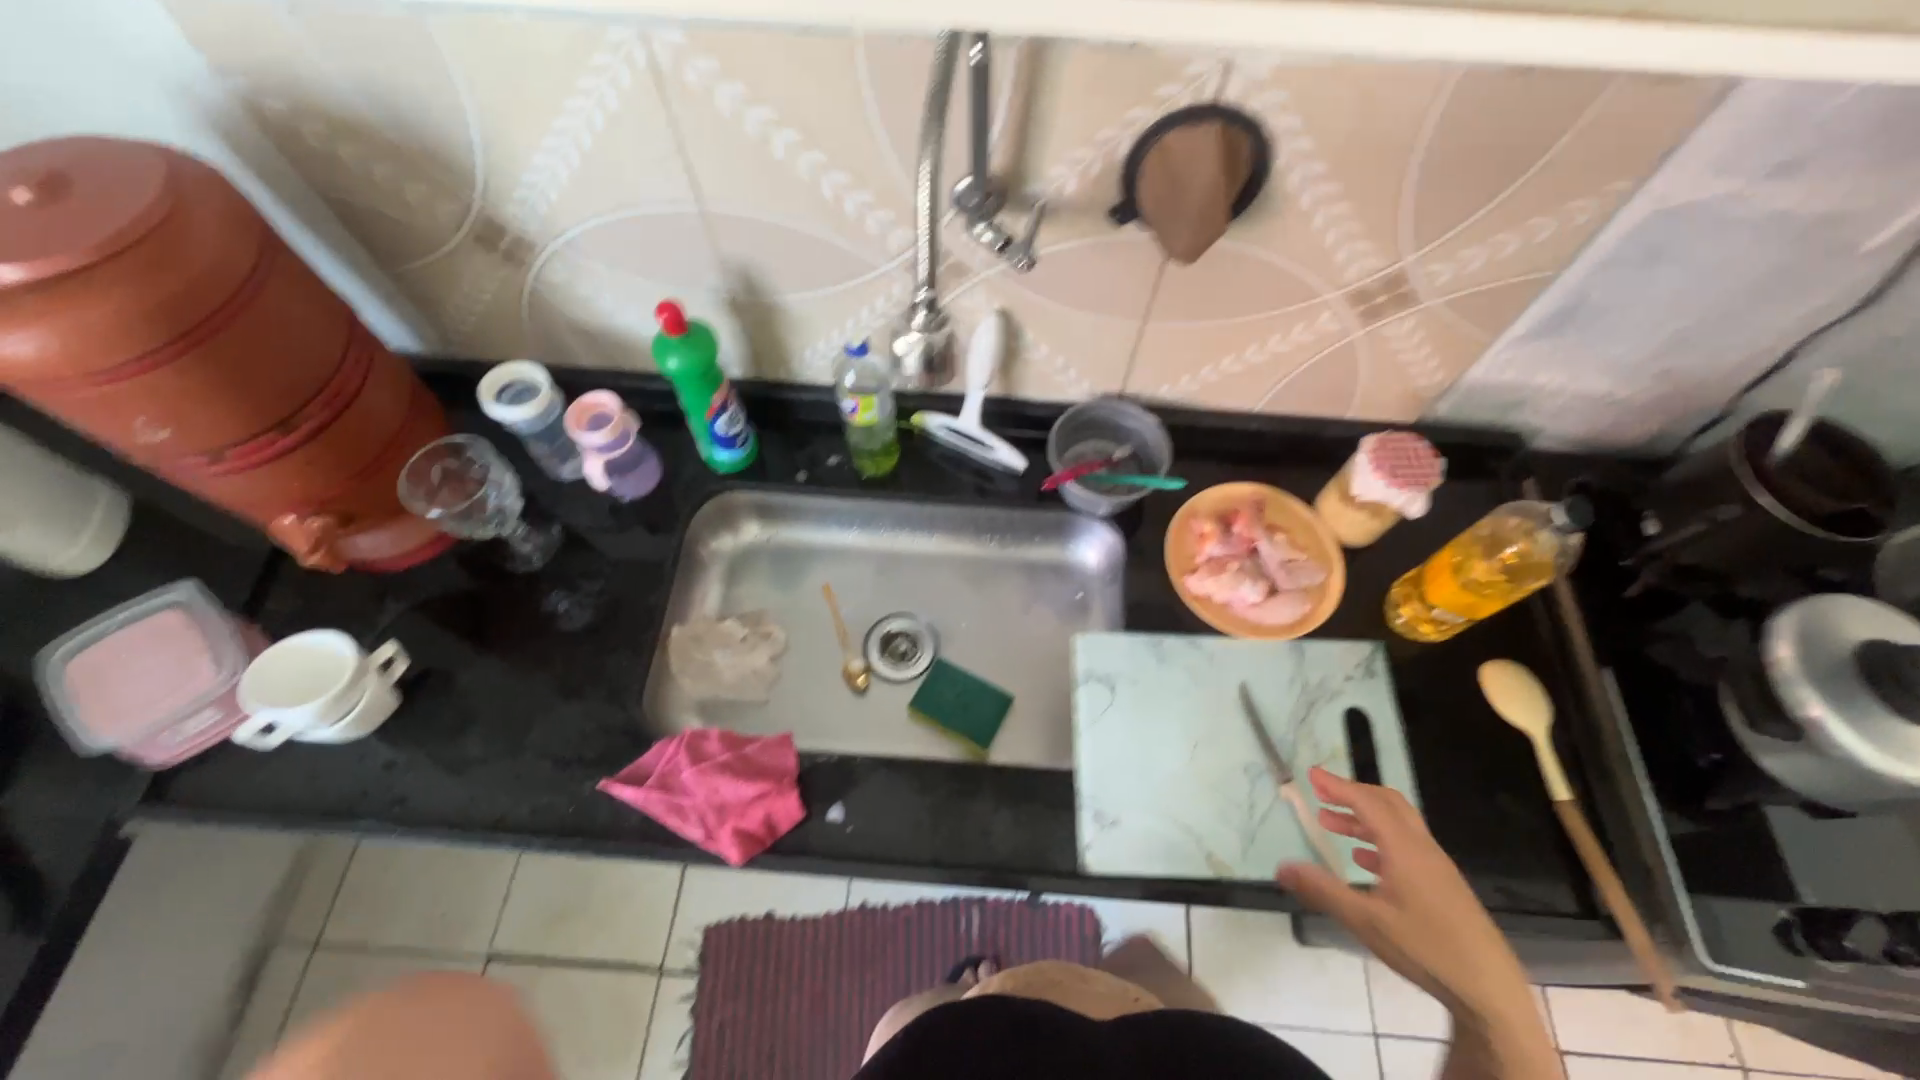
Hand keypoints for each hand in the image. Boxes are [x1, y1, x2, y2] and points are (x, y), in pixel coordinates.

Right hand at [1275, 768, 1536, 1027]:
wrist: (1488, 988)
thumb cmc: (1425, 949)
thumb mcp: (1366, 921)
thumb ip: (1323, 890)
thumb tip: (1282, 866)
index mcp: (1404, 849)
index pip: (1368, 803)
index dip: (1338, 786)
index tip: (1311, 774)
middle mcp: (1423, 849)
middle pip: (1388, 804)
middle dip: (1353, 794)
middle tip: (1320, 793)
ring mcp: (1436, 867)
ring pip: (1398, 825)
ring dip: (1364, 818)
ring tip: (1331, 824)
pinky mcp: (1443, 885)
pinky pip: (1407, 847)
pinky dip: (1380, 841)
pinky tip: (1364, 861)